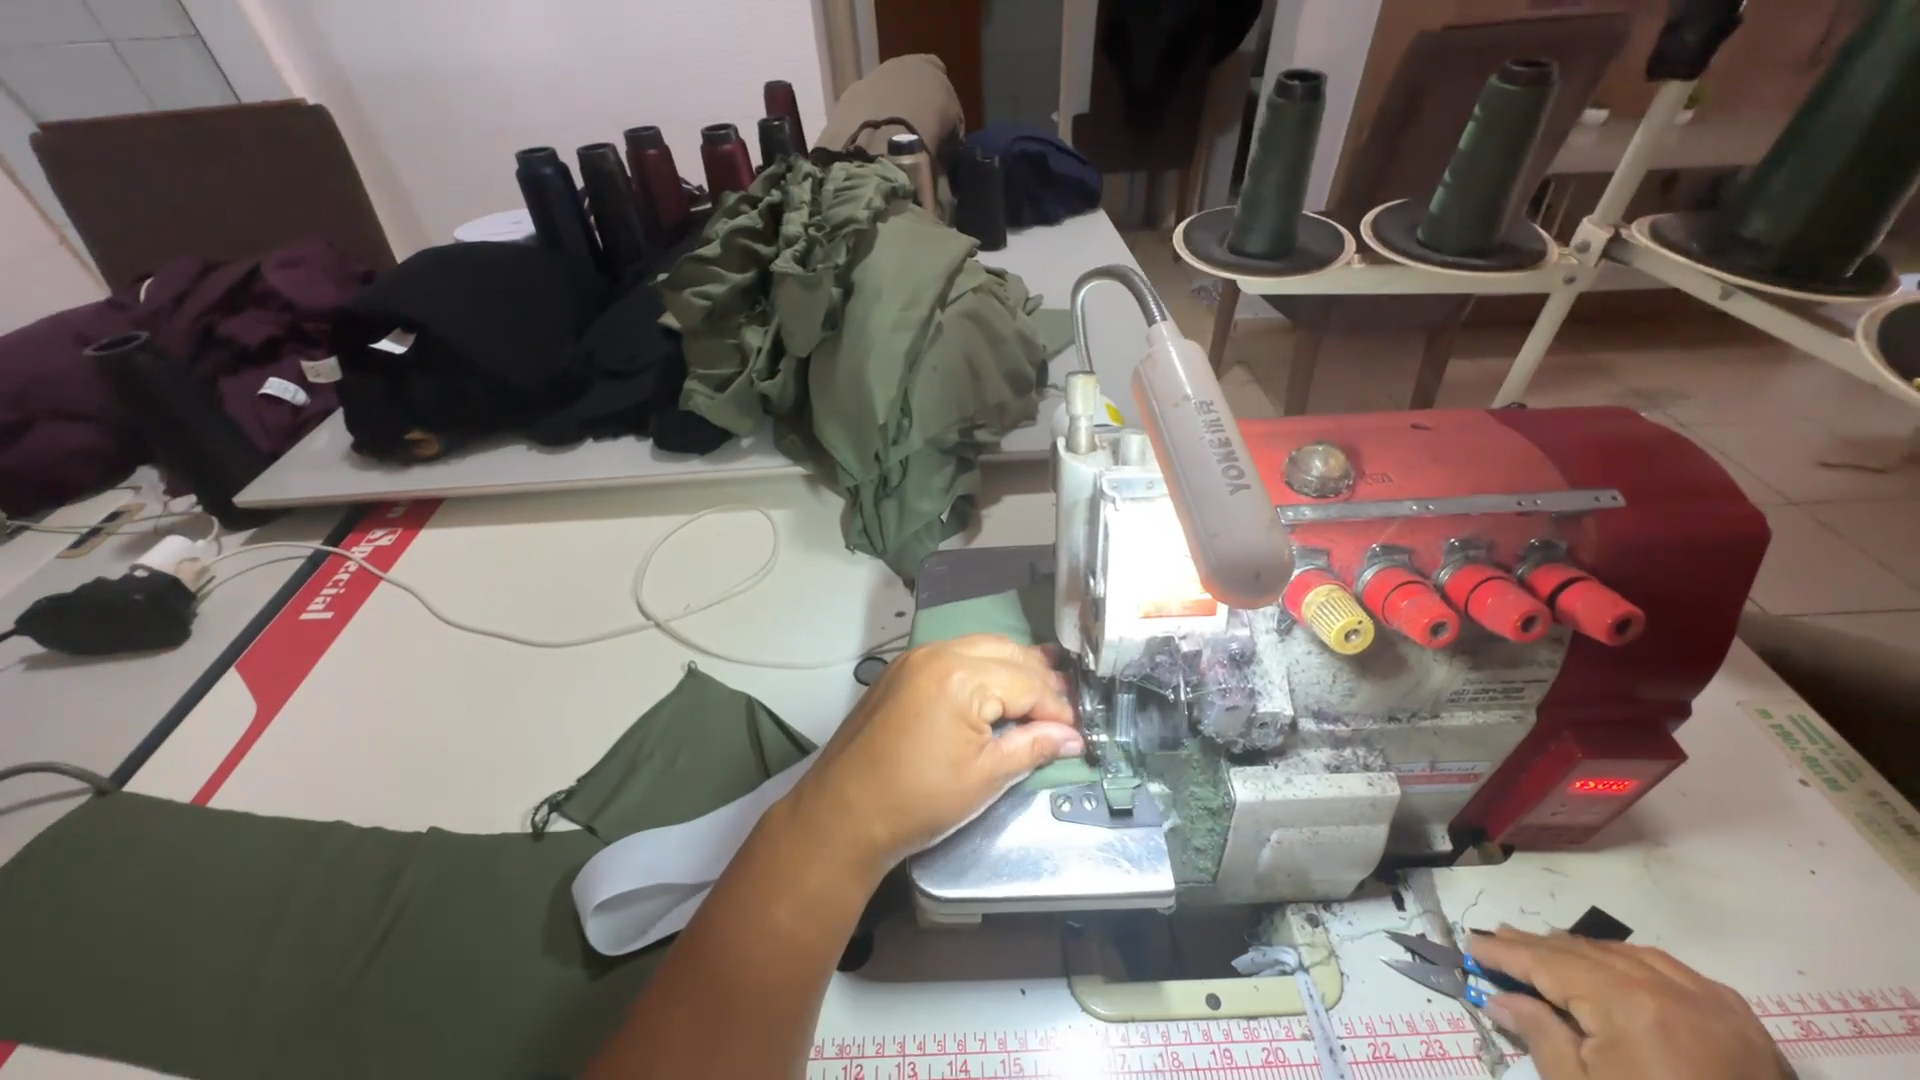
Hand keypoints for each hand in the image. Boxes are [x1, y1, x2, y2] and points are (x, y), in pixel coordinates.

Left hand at [781, 635, 1082, 879]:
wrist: (843, 815)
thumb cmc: (918, 801)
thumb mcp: (985, 777)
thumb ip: (1032, 746)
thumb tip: (1072, 737)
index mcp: (961, 676)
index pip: (1028, 682)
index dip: (1057, 708)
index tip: (1075, 732)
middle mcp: (938, 653)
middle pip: (1007, 653)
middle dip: (1039, 680)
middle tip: (1062, 712)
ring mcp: (914, 658)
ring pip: (981, 648)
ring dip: (1011, 669)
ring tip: (1036, 698)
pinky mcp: (900, 671)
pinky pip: (954, 656)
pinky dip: (982, 668)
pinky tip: (995, 691)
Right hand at [1468, 927, 1791, 1079]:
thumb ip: (1540, 1037)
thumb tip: (1501, 998)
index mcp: (1627, 1005)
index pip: (1550, 964)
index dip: (1507, 953)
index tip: (1472, 943)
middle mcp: (1671, 989)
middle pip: (1588, 954)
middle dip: (1540, 947)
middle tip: (1499, 939)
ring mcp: (1713, 1002)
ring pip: (1632, 956)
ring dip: (1585, 952)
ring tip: (1550, 951)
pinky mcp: (1743, 1023)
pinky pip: (1678, 973)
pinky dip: (1637, 965)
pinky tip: (1619, 970)